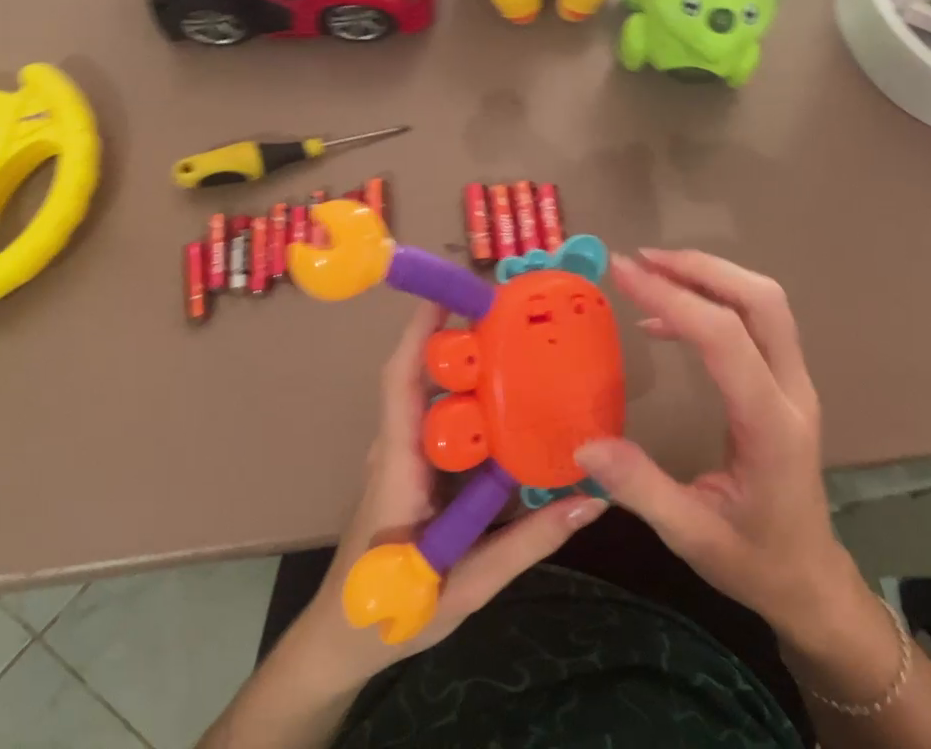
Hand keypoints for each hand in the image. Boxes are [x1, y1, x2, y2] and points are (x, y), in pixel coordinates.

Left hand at [287, 301, 607, 685]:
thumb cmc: (391, 612)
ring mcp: (401, 460)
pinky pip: (440, 425)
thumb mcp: (466, 585)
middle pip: (422, 377)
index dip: (422, 331)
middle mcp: (395, 451)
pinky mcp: (412, 473)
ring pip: (432, 399)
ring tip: (519, 344)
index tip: (452, 288)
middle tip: (514, 311)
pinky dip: (471, 404)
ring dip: (467, 366)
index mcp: (397, 468)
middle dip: (459, 336)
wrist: (340, 642)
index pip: (402, 382)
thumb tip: (591, 499)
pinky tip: (510, 405)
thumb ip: (526, 544)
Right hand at [575, 250, 867, 645]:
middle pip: (762, 301)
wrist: (810, 579)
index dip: (673, 298)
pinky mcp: (784, 388)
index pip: (725, 339)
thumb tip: (583, 444)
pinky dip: (713, 304)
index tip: (621, 272)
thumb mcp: (691, 535)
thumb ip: (640, 488)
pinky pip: (756, 326)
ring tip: (650, 272)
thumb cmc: (754, 560)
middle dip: (702, 268)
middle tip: (640, 259)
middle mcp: (792, 393)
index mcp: (771, 426)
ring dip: (710, 277)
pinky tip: (663, 322)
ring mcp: (795, 387)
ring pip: (765, 305)